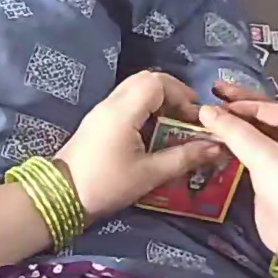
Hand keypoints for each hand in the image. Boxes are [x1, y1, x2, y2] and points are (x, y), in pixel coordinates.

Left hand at [55, 71, 223, 218]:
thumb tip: (217, 147)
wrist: (60, 196)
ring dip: (158, 102)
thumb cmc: (106, 185)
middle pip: (146, 80)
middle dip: (172, 94)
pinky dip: (144, 111)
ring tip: (173, 127)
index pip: (157, 81)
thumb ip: (184, 158)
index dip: (181, 93)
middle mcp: (111, 103)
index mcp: (123, 110)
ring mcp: (101, 112)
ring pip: (135, 91)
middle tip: (187, 118)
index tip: (194, 117)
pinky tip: (153, 136)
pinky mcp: (97, 123)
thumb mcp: (149, 174)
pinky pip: (125, 104)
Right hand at [197, 96, 277, 264]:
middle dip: (236, 106)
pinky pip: (247, 153)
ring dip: (231, 126)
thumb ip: (237, 133)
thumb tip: (206, 110)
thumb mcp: (267, 159)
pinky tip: (215, 142)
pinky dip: (231, 145)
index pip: (266, 107)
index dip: (240, 101)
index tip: (213, 98)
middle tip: (210, 94)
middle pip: (260, 117)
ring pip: (252, 135)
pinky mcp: (266, 179)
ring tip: (206, 118)